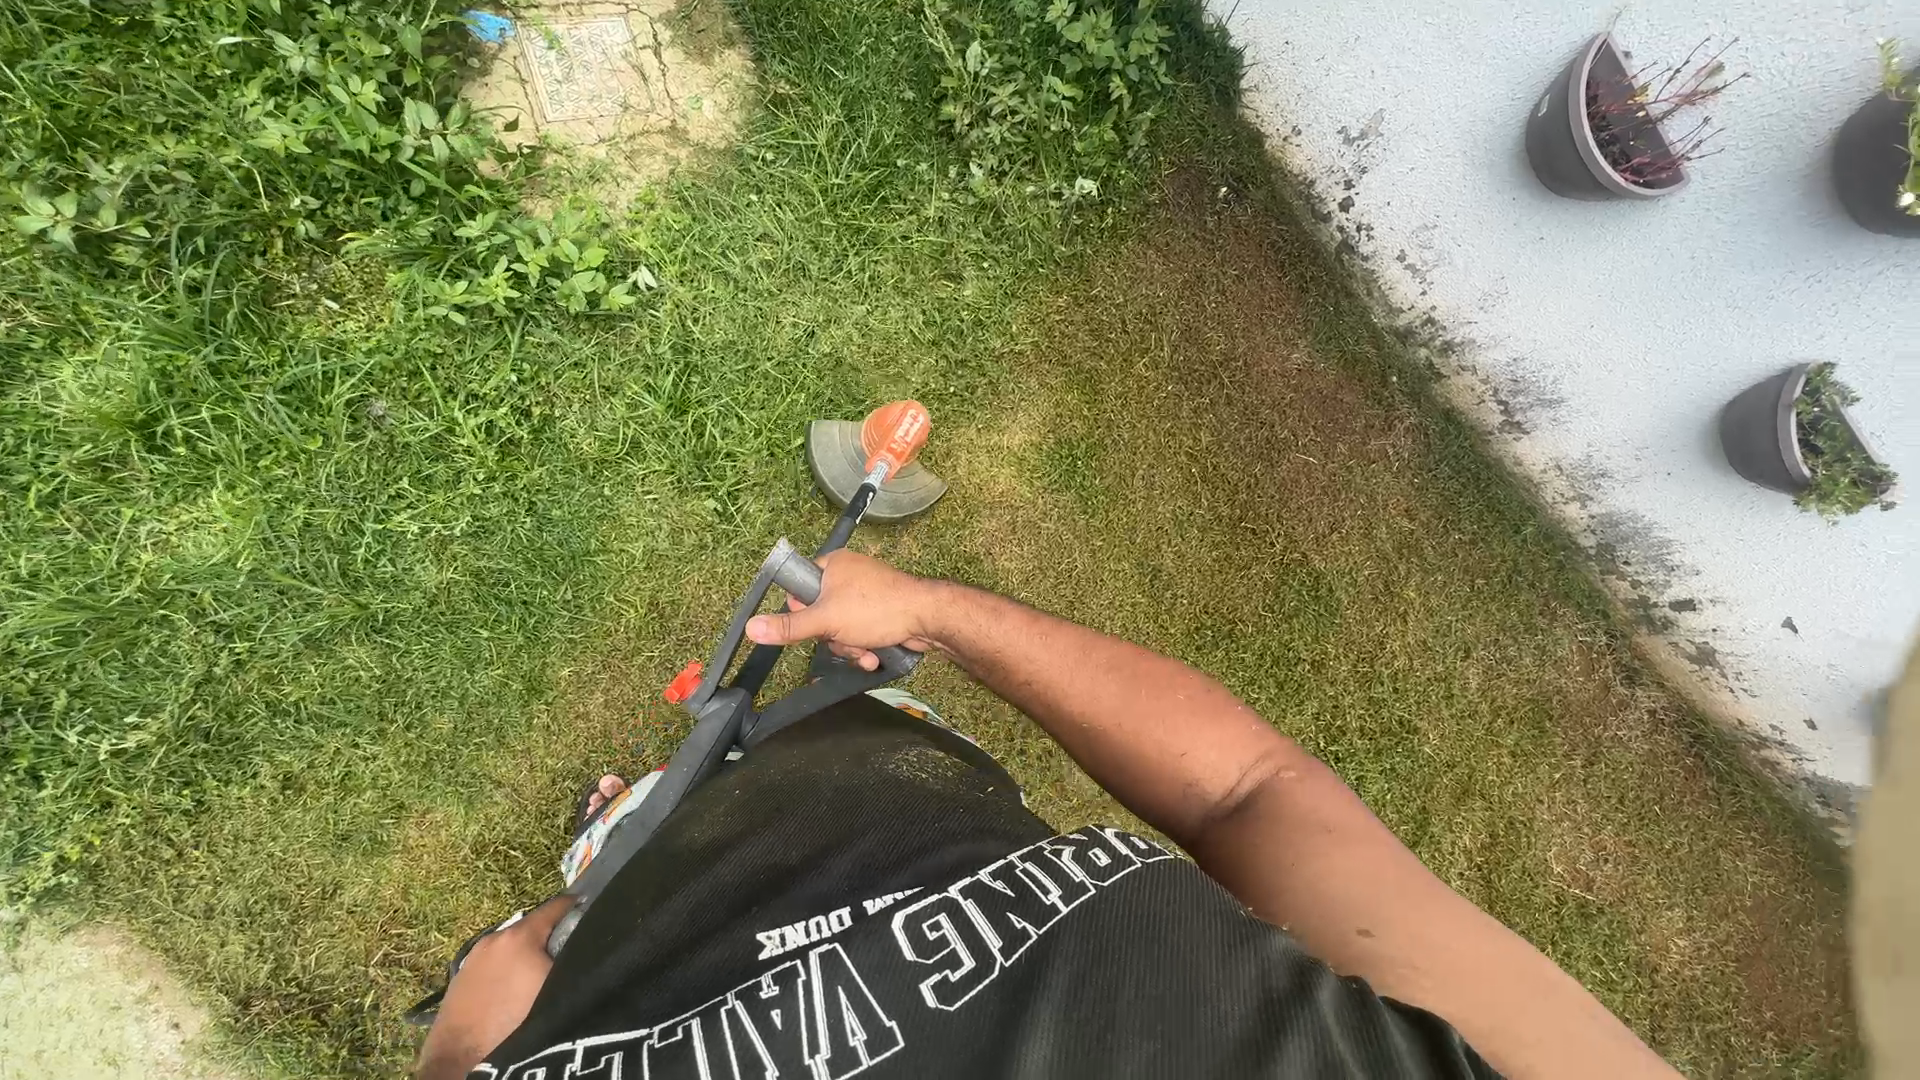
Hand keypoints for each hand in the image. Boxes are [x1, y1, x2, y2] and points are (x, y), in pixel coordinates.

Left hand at [414, 894, 576, 1079]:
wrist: (456, 1067)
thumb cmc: (513, 1023)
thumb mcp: (556, 988)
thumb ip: (573, 958)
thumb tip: (590, 944)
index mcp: (519, 934)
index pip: (559, 904)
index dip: (582, 908)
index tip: (598, 921)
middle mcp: (493, 938)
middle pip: (535, 925)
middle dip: (555, 936)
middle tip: (571, 957)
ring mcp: (472, 960)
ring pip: (513, 946)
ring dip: (530, 955)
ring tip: (544, 979)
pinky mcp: (458, 982)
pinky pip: (495, 965)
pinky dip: (510, 970)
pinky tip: (515, 995)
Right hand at [745, 550, 942, 669]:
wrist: (927, 618)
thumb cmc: (877, 608)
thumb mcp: (826, 619)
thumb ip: (789, 626)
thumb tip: (750, 628)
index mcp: (832, 565)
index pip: (800, 589)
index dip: (804, 611)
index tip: (815, 623)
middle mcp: (848, 575)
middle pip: (820, 614)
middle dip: (832, 637)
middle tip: (844, 639)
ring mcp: (866, 594)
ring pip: (840, 628)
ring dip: (851, 647)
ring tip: (866, 650)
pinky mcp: (880, 612)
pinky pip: (859, 632)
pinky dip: (865, 646)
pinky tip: (875, 655)